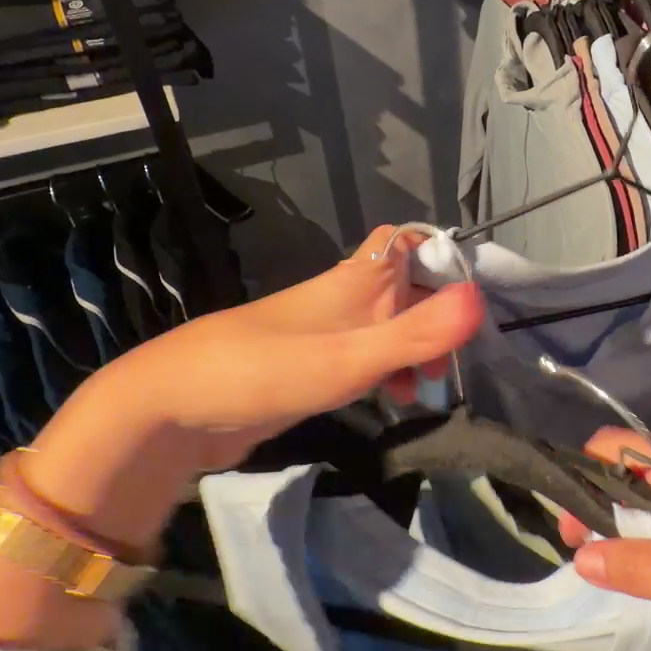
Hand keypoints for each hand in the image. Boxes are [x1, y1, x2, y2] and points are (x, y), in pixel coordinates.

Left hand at [0, 227, 482, 649]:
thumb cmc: (263, 371)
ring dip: (417, 348)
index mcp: (359, 278)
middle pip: (411, 286)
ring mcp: (329, 328)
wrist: (169, 410)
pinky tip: (395, 398)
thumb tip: (481, 300)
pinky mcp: (313, 362)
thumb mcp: (349, 358)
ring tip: (426, 388)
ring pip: (392, 322)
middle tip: (453, 360)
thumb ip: (416, 334)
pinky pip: (369, 352)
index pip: (412, 240)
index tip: (473, 297)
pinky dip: (391, 369)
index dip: (445, 256)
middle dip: (440, 317)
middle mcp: (349, 295)